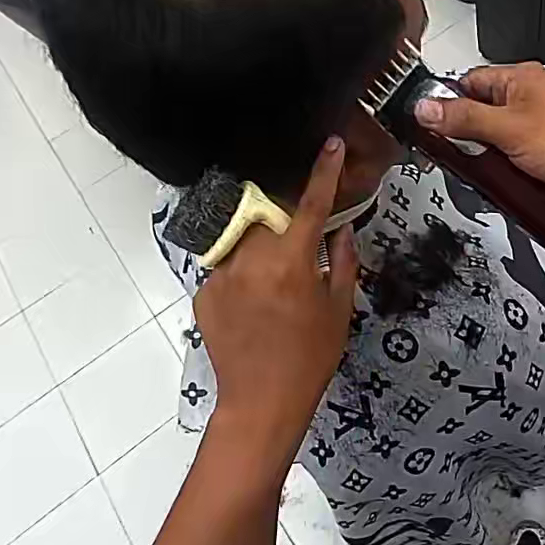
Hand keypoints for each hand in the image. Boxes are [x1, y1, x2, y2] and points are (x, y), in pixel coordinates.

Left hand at [193, 138, 359, 444]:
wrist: (263, 400)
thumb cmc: (312, 355)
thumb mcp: (339, 308)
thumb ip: (341, 261)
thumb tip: (340, 229)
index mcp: (291, 262)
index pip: (311, 205)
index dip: (324, 172)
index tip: (331, 144)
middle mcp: (250, 260)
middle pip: (268, 214)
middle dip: (286, 214)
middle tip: (301, 235)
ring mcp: (221, 275)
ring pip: (246, 238)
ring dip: (266, 243)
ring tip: (279, 277)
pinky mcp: (203, 291)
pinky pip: (229, 265)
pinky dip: (247, 271)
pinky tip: (259, 302)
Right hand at [413, 62, 544, 209]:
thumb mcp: (510, 130)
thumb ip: (465, 119)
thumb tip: (426, 107)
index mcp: (521, 79)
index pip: (468, 82)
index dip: (448, 106)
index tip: (433, 131)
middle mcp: (531, 98)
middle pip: (479, 114)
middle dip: (469, 140)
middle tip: (466, 159)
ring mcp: (539, 127)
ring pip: (496, 141)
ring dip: (489, 160)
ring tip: (492, 173)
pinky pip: (514, 159)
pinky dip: (507, 171)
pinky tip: (508, 183)